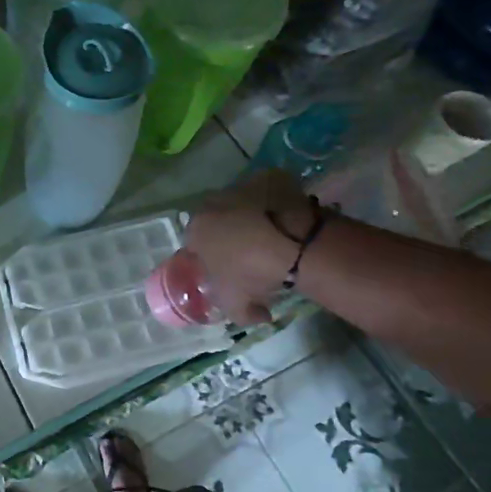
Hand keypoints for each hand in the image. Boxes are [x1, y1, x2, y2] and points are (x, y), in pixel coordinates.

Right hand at [185, 169, 316, 324]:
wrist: (294, 244)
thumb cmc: (254, 273)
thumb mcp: (238, 305)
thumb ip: (240, 314)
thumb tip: (260, 315)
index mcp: (196, 230)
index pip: (196, 244)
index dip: (211, 258)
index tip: (230, 270)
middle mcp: (211, 203)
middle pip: (216, 219)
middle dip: (228, 233)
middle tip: (251, 252)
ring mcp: (240, 186)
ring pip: (240, 203)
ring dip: (249, 216)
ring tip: (272, 235)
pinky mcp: (267, 177)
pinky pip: (267, 192)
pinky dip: (273, 202)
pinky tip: (286, 219)